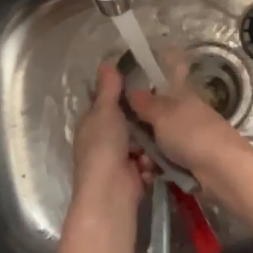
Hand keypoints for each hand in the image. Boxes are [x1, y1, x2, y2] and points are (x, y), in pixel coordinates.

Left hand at [72, 61, 146, 214]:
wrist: (111, 191)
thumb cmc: (104, 146)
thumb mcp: (105, 111)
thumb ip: (108, 88)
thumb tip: (106, 61)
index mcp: (92, 123)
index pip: (108, 102)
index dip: (124, 92)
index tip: (146, 81)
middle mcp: (104, 140)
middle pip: (128, 121)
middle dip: (142, 119)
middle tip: (160, 107)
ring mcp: (119, 157)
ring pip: (142, 140)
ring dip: (148, 142)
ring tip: (154, 140)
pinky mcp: (133, 173)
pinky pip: (148, 159)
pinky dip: (150, 161)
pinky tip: (150, 163)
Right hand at [125, 50, 250, 179]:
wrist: (222, 168)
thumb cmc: (190, 135)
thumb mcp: (163, 114)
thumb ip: (145, 103)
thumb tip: (131, 90)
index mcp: (182, 100)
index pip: (156, 97)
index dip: (138, 105)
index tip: (119, 116)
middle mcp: (185, 118)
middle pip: (154, 125)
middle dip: (138, 138)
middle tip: (130, 147)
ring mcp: (188, 142)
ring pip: (157, 147)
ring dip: (146, 157)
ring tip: (143, 165)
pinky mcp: (189, 164)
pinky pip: (165, 165)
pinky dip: (157, 170)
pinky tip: (150, 176)